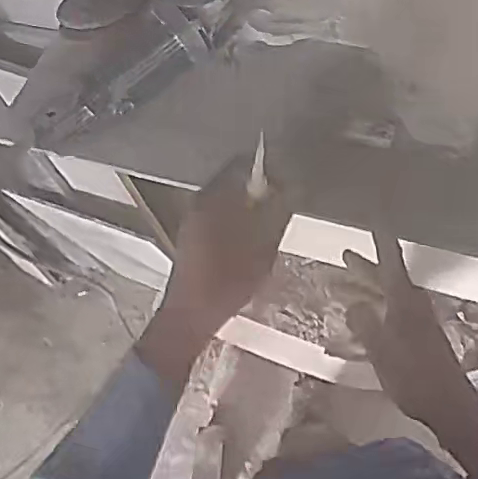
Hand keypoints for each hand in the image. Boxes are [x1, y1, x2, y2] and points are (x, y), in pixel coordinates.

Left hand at [137, 152, 291, 381]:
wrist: (190, 315)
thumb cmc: (227, 281)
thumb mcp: (263, 247)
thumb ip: (276, 212)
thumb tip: (288, 187)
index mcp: (213, 198)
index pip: (241, 163)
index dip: (266, 166)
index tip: (285, 176)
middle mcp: (198, 200)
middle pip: (232, 178)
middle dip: (258, 185)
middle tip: (282, 197)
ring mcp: (191, 217)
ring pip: (224, 196)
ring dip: (247, 201)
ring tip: (269, 215)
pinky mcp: (190, 233)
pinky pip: (217, 211)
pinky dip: (234, 214)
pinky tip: (249, 232)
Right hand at [339, 230, 477, 478]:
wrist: (449, 407)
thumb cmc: (414, 375)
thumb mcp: (381, 347)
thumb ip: (364, 322)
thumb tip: (354, 304)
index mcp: (404, 300)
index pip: (390, 260)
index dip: (380, 239)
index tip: (374, 218)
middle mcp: (410, 307)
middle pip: (383, 279)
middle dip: (362, 270)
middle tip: (343, 255)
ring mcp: (413, 326)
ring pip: (381, 303)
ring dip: (359, 297)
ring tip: (335, 292)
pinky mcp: (413, 345)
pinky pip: (383, 327)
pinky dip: (364, 330)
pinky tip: (341, 345)